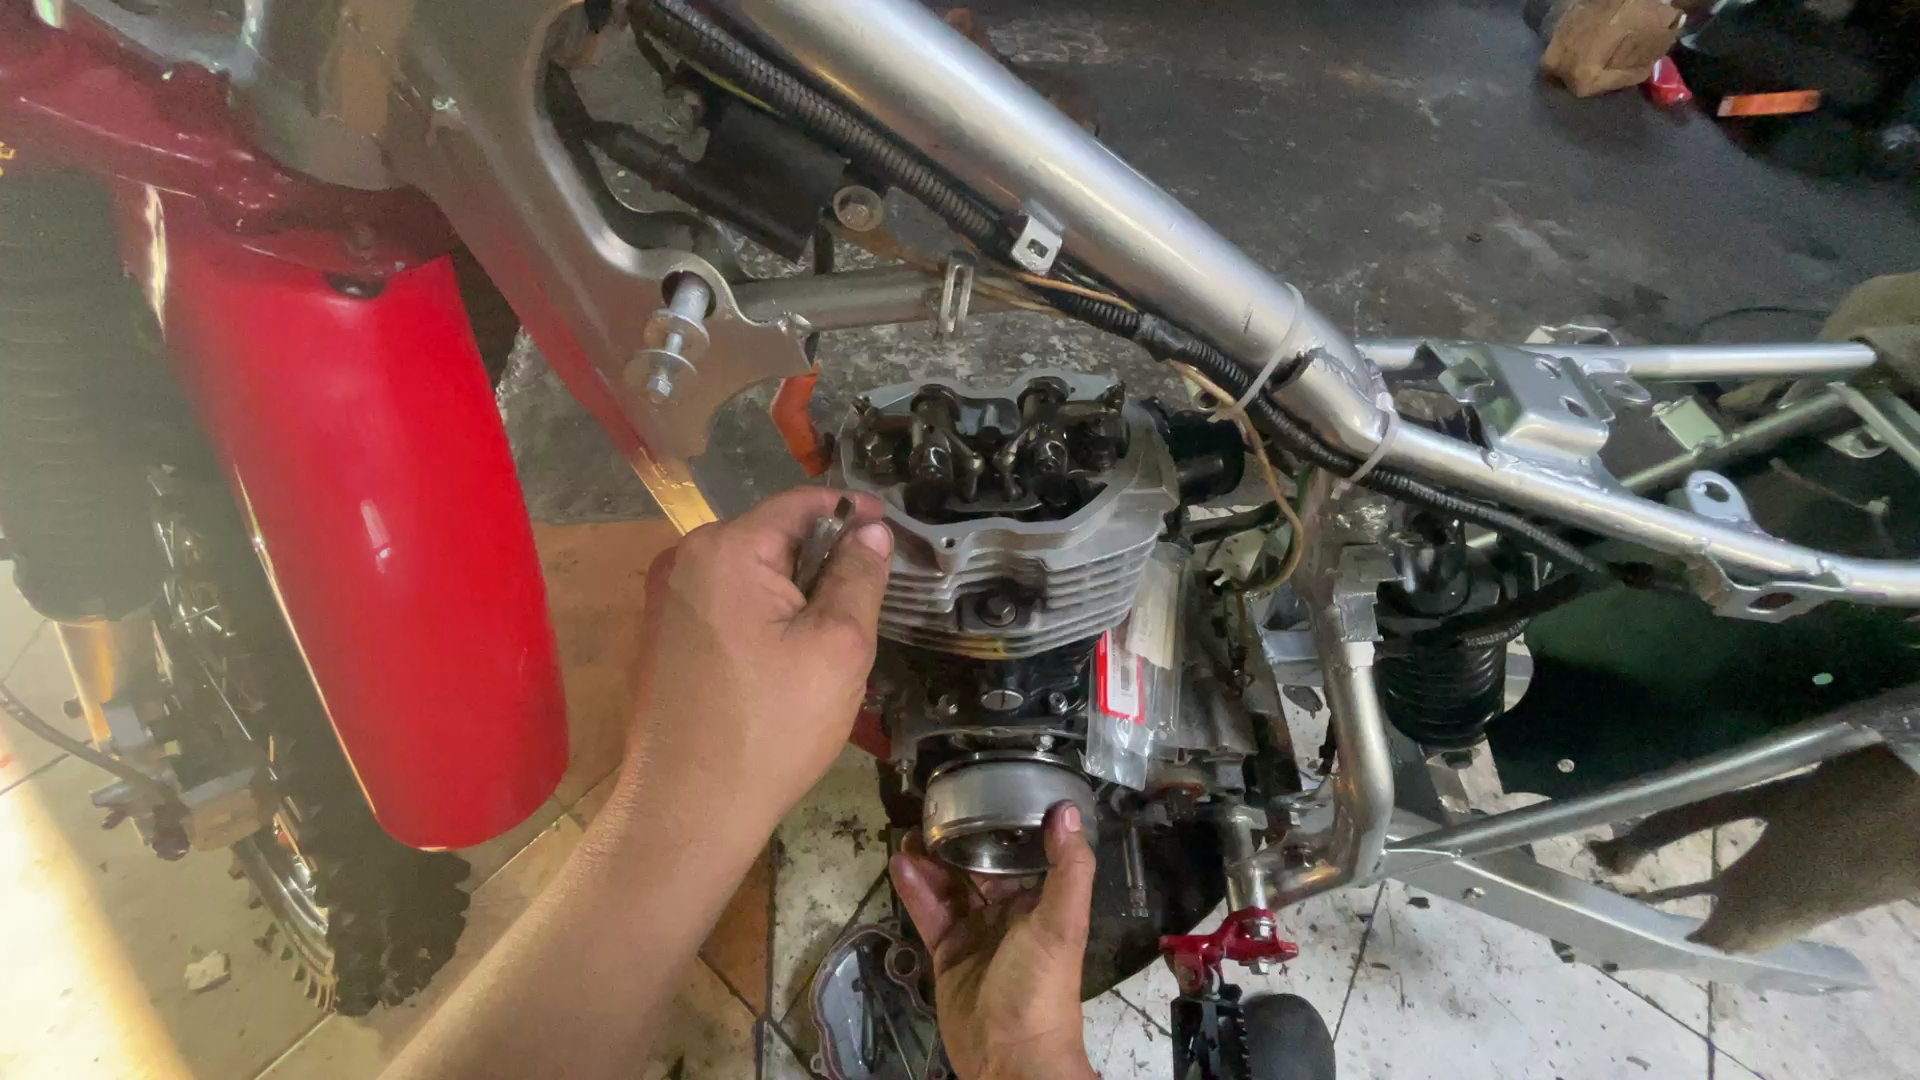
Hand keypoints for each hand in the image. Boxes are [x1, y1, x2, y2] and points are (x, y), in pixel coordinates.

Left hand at [620, 487, 892, 834]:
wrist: (688, 813)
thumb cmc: (773, 725)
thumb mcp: (839, 645)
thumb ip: (859, 576)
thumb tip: (872, 528)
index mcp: (727, 549)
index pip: (800, 503)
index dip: (852, 511)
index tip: (891, 531)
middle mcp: (687, 559)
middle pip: (775, 535)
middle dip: (825, 556)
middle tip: (868, 595)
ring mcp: (668, 598)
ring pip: (754, 571)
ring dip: (798, 588)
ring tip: (835, 629)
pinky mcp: (665, 634)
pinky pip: (729, 601)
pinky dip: (767, 611)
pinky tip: (789, 655)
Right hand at [890, 803, 1098, 1079]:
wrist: (1011, 1058)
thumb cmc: (1042, 985)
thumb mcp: (1062, 922)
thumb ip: (1069, 867)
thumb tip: (1066, 809)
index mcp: (1037, 900)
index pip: (1018, 852)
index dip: (999, 825)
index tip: (980, 793)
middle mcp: (1006, 910)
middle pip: (977, 865)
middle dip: (957, 839)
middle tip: (933, 811)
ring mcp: (974, 931)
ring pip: (949, 885)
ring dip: (931, 859)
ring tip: (911, 833)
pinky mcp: (946, 951)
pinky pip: (929, 911)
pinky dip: (915, 888)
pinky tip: (900, 863)